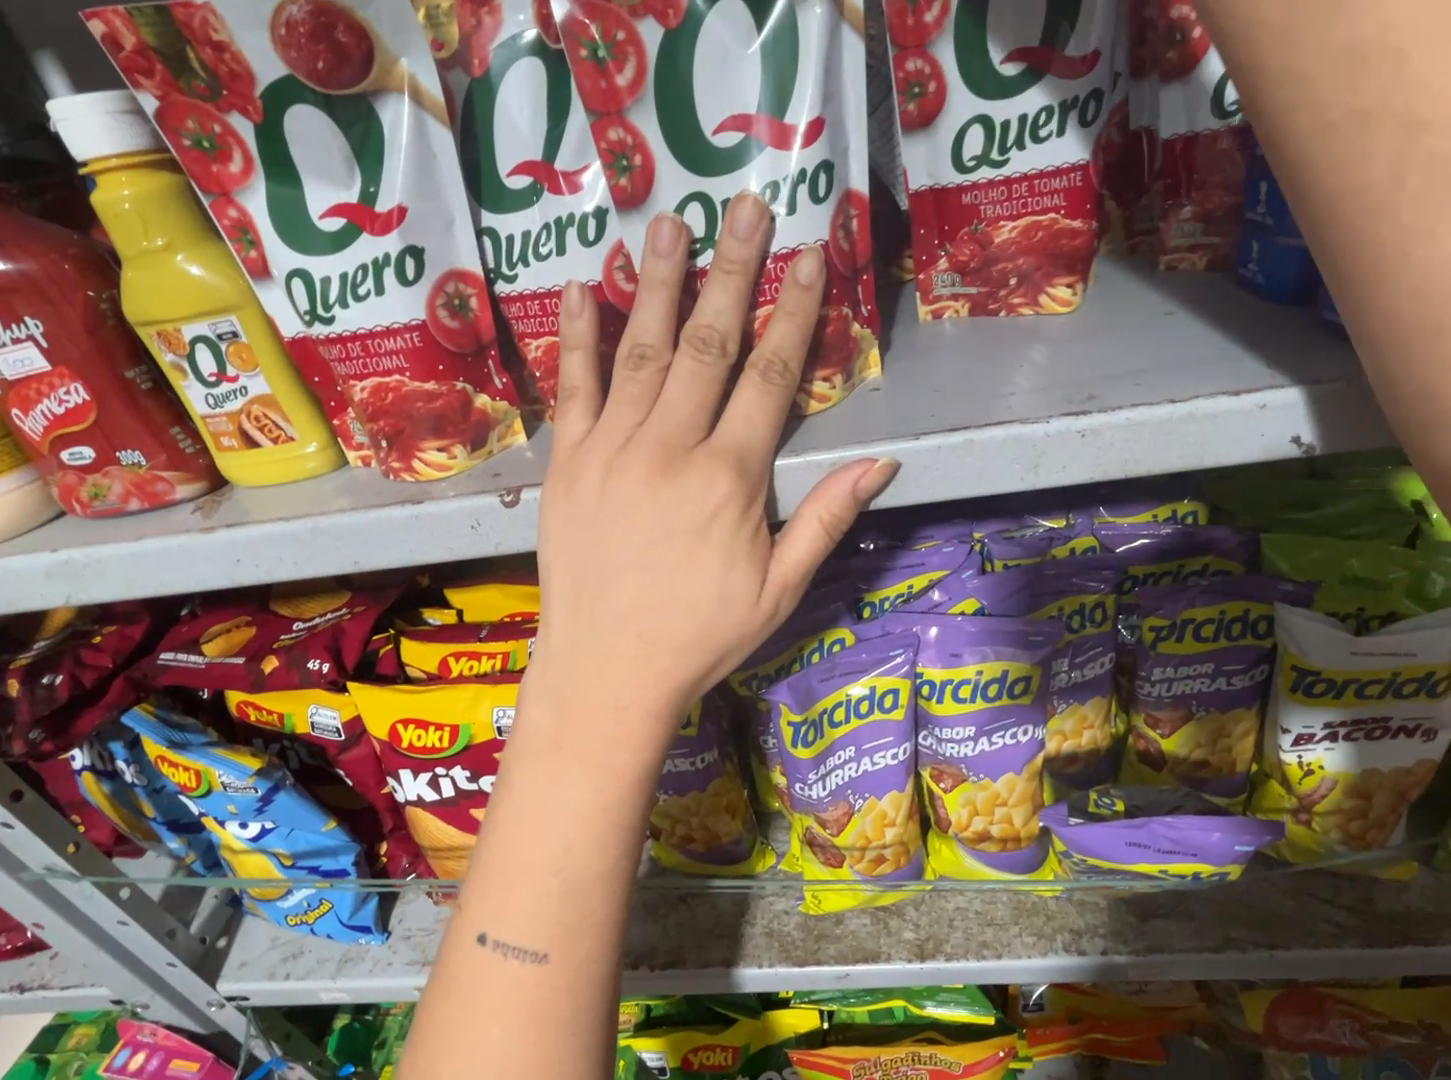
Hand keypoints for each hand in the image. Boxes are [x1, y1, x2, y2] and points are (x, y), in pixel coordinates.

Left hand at [529, 192, 897, 726]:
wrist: (607, 673)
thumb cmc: (702, 636)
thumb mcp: (781, 588)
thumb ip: (826, 517)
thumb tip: (882, 462)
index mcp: (731, 476)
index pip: (771, 375)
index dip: (794, 311)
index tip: (808, 256)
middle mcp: (672, 446)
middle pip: (708, 342)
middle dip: (731, 269)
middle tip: (744, 205)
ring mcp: (612, 448)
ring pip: (641, 350)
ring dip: (657, 282)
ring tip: (668, 223)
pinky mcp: (568, 463)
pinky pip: (573, 388)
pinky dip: (578, 337)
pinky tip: (580, 290)